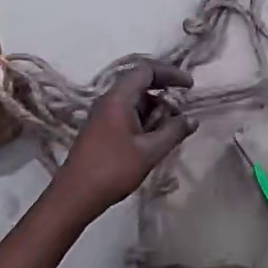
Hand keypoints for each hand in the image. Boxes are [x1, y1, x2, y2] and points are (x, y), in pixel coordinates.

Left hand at [48, 63, 195, 214]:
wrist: (74, 196)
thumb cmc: (113, 169)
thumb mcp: (150, 151)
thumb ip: (174, 131)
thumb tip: (192, 119)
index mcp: (118, 98)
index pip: (146, 70)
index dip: (170, 73)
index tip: (190, 87)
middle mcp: (109, 101)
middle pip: (142, 86)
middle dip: (165, 100)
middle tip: (178, 120)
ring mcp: (103, 116)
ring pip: (136, 103)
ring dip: (155, 114)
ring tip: (166, 137)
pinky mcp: (102, 130)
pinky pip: (128, 116)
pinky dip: (145, 123)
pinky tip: (152, 144)